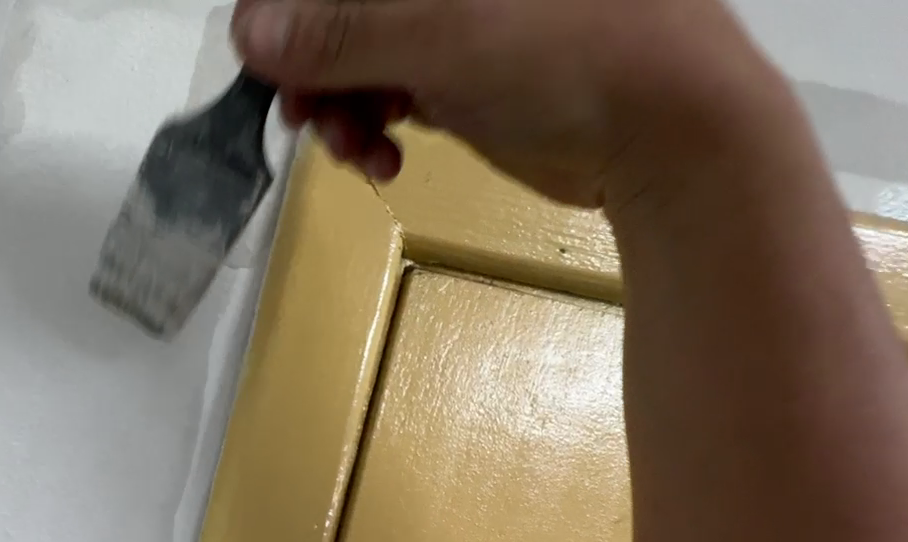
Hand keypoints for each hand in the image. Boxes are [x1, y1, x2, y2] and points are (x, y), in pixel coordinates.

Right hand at [230, 0, 790, 209]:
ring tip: (359, 152)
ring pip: (347, 62)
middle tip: (308, 122)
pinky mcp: (451, 68)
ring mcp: (445, 18)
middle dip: (310, 74)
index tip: (270, 71)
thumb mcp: (445, 37)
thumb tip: (245, 34)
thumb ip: (341, 33)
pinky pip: (378, 95)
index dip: (284, 16)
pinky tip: (385, 159)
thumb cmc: (572, 55)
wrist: (662, 129)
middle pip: (330, 15)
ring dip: (337, 115)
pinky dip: (369, 133)